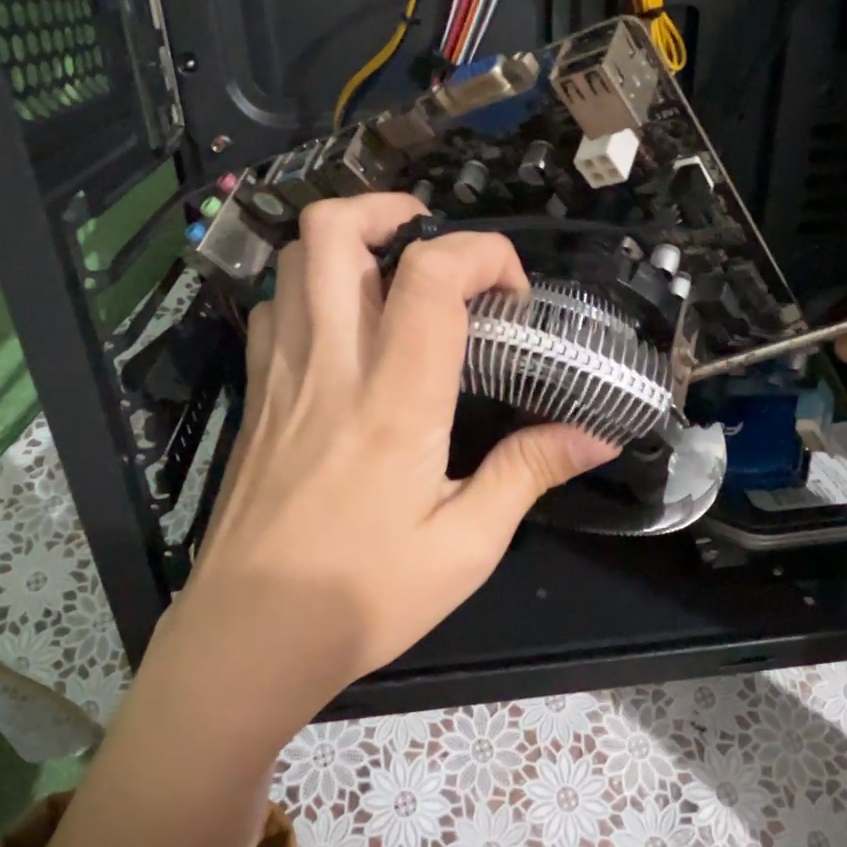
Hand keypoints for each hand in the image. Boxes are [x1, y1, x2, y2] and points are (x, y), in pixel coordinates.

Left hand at [178, 193, 618, 689]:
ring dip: (344, 242)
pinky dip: (307, 290)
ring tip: (390, 273)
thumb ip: (526, 472)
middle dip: (389, 210)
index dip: (482, 253)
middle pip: (333, 231)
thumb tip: (594, 433)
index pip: (432, 273)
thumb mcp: (466, 547)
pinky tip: (340, 328)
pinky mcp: (255, 396)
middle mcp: (331, 364)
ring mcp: (281, 375)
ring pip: (292, 260)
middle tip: (434, 242)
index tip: (513, 294)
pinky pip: (270, 310)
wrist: (251, 635)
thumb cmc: (364, 596)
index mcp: (396, 397)